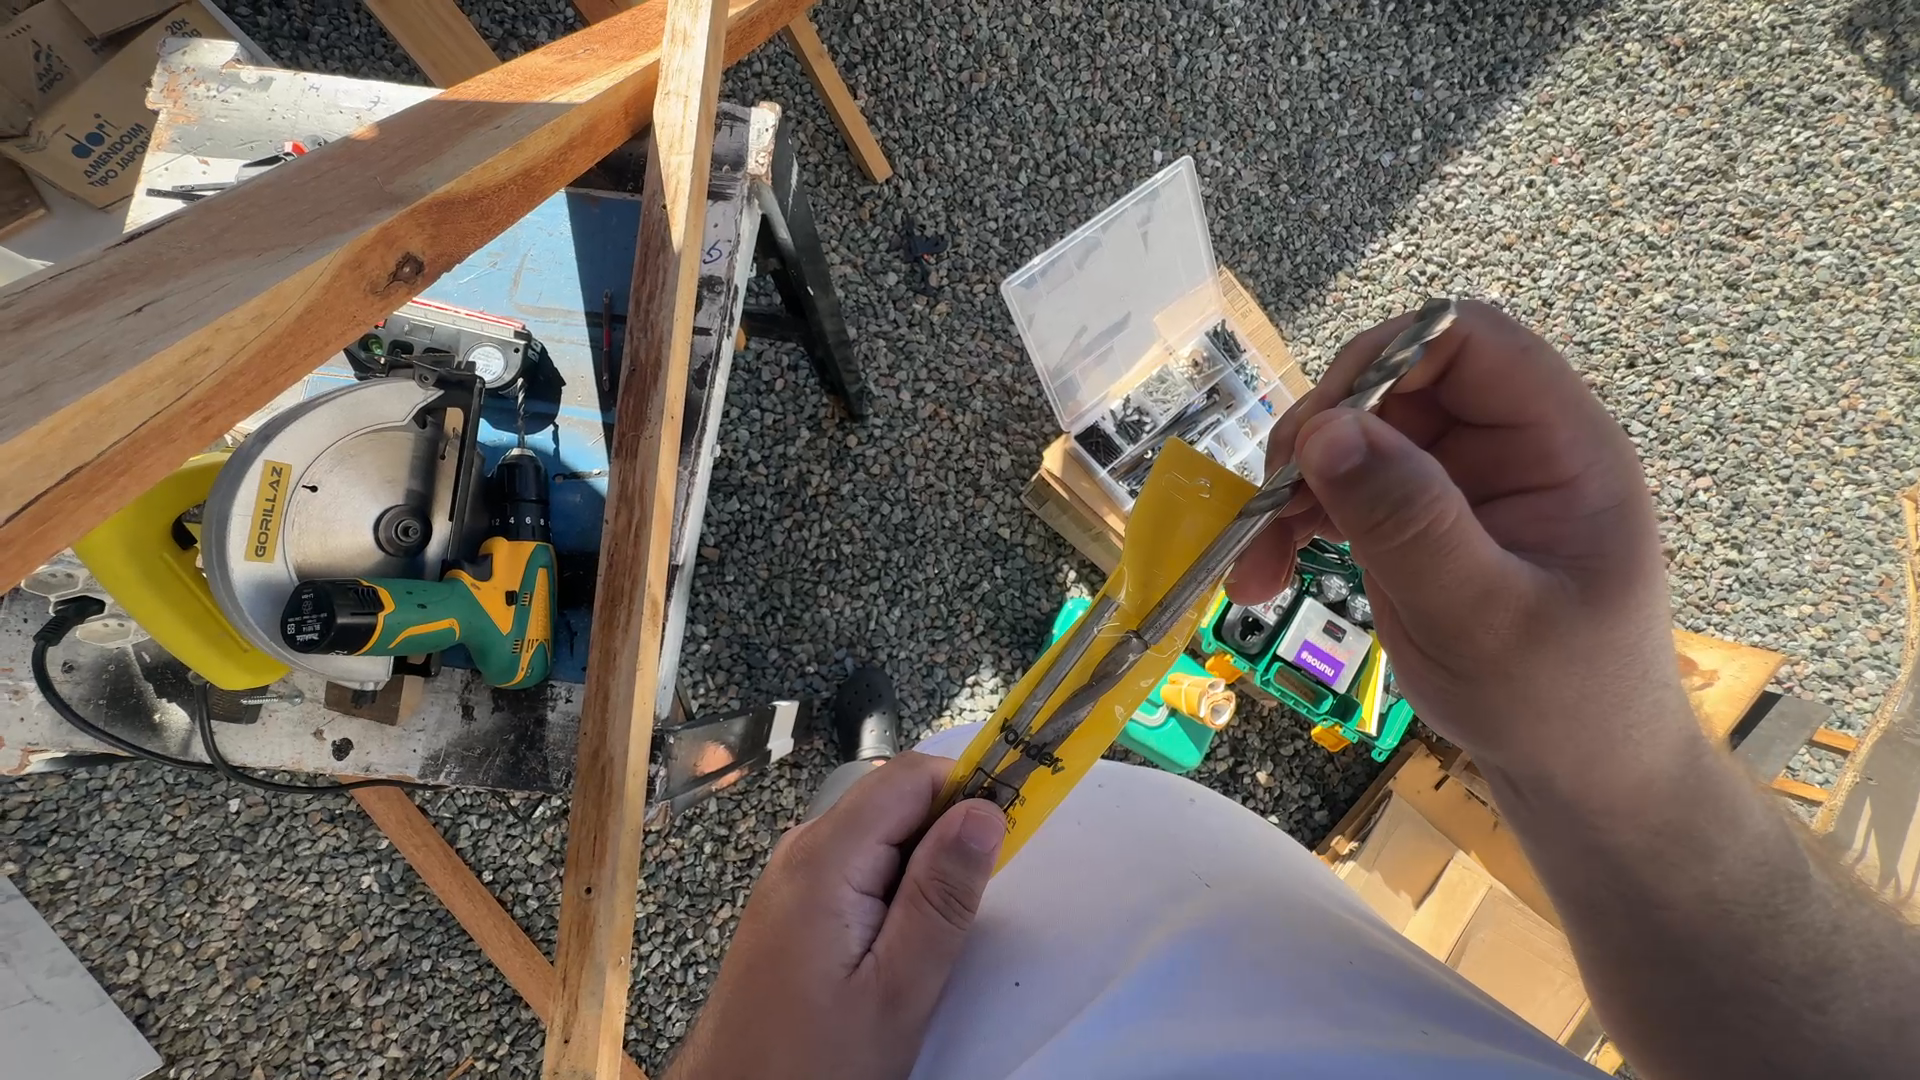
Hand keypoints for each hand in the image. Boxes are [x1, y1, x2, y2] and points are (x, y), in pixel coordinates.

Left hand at [665, 753, 1005, 1079]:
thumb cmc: (816, 1062)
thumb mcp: (897, 989)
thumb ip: (942, 894)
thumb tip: (984, 810)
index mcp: (827, 854)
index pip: (911, 775)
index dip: (966, 787)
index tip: (1006, 829)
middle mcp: (804, 845)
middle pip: (894, 797)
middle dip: (946, 827)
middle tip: (973, 896)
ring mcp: (794, 870)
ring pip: (879, 828)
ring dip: (923, 858)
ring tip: (935, 928)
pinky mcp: (794, 897)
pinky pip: (858, 858)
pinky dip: (894, 879)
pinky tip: (899, 936)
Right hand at [1227, 301, 1696, 773]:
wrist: (1563, 764)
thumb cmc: (1552, 697)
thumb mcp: (1481, 613)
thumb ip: (1408, 520)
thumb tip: (1324, 430)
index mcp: (1553, 444)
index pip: (1467, 342)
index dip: (1384, 360)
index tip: (1318, 434)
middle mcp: (1495, 447)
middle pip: (1383, 389)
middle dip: (1313, 444)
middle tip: (1268, 512)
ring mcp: (1445, 483)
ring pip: (1342, 442)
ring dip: (1286, 494)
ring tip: (1255, 564)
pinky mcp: (1404, 518)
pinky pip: (1330, 492)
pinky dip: (1287, 526)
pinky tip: (1265, 573)